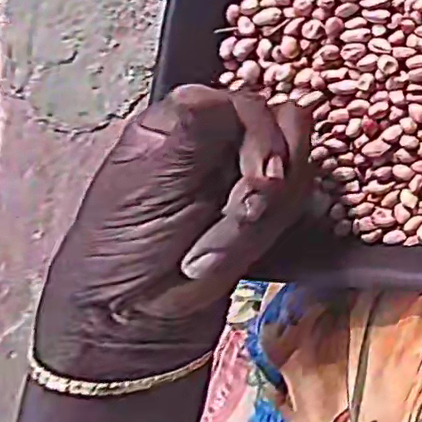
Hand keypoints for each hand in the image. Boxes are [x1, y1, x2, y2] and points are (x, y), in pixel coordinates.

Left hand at [34, 85, 314, 381]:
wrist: (135, 324)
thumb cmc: (120, 257)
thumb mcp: (144, 196)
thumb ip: (185, 141)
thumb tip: (209, 97)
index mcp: (180, 124)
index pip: (244, 102)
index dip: (260, 135)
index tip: (258, 176)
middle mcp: (220, 137)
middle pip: (284, 123)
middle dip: (270, 175)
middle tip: (243, 213)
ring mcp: (248, 165)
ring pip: (299, 157)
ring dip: (270, 205)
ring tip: (223, 242)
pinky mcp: (269, 195)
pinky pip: (300, 189)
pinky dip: (274, 222)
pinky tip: (233, 247)